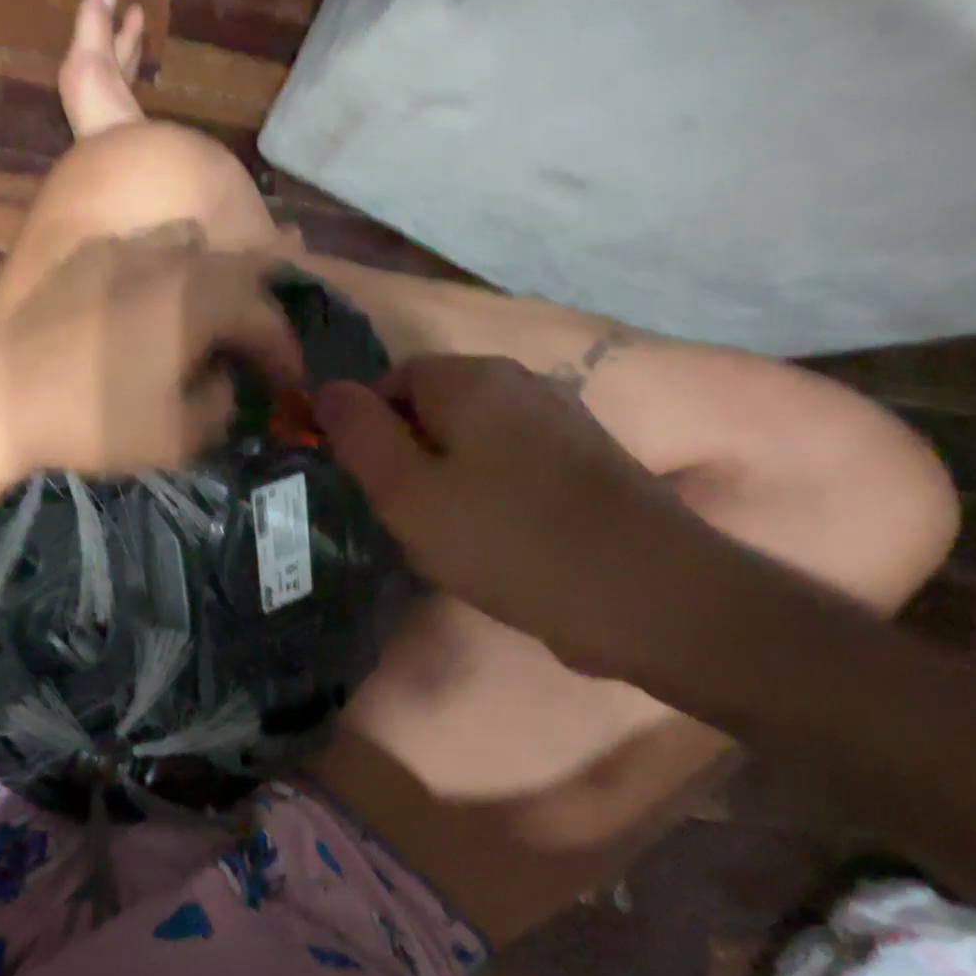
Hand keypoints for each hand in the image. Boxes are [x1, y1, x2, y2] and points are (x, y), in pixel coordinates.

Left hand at [0, 223, 304, 493]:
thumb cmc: (91, 422)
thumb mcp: (177, 436)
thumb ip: (222, 402)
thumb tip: (227, 377)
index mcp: (199, 299)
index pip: (267, 317)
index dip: (285, 351)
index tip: (289, 378)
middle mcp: (167, 259)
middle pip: (236, 267)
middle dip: (256, 306)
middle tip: (255, 342)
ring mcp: (120, 251)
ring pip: (188, 247)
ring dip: (209, 277)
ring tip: (205, 314)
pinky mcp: (80, 257)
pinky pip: (140, 253)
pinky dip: (162, 273)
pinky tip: (145, 304)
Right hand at [313, 354, 709, 675]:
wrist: (649, 597)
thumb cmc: (508, 539)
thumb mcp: (406, 492)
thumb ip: (358, 435)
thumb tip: (326, 390)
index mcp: (470, 378)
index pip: (389, 380)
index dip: (363, 427)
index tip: (360, 482)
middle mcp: (519, 383)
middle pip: (431, 408)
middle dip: (403, 457)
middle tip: (397, 515)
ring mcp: (561, 422)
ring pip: (470, 441)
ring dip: (443, 481)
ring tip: (441, 537)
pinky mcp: (588, 464)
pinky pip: (510, 465)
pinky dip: (487, 496)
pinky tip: (491, 543)